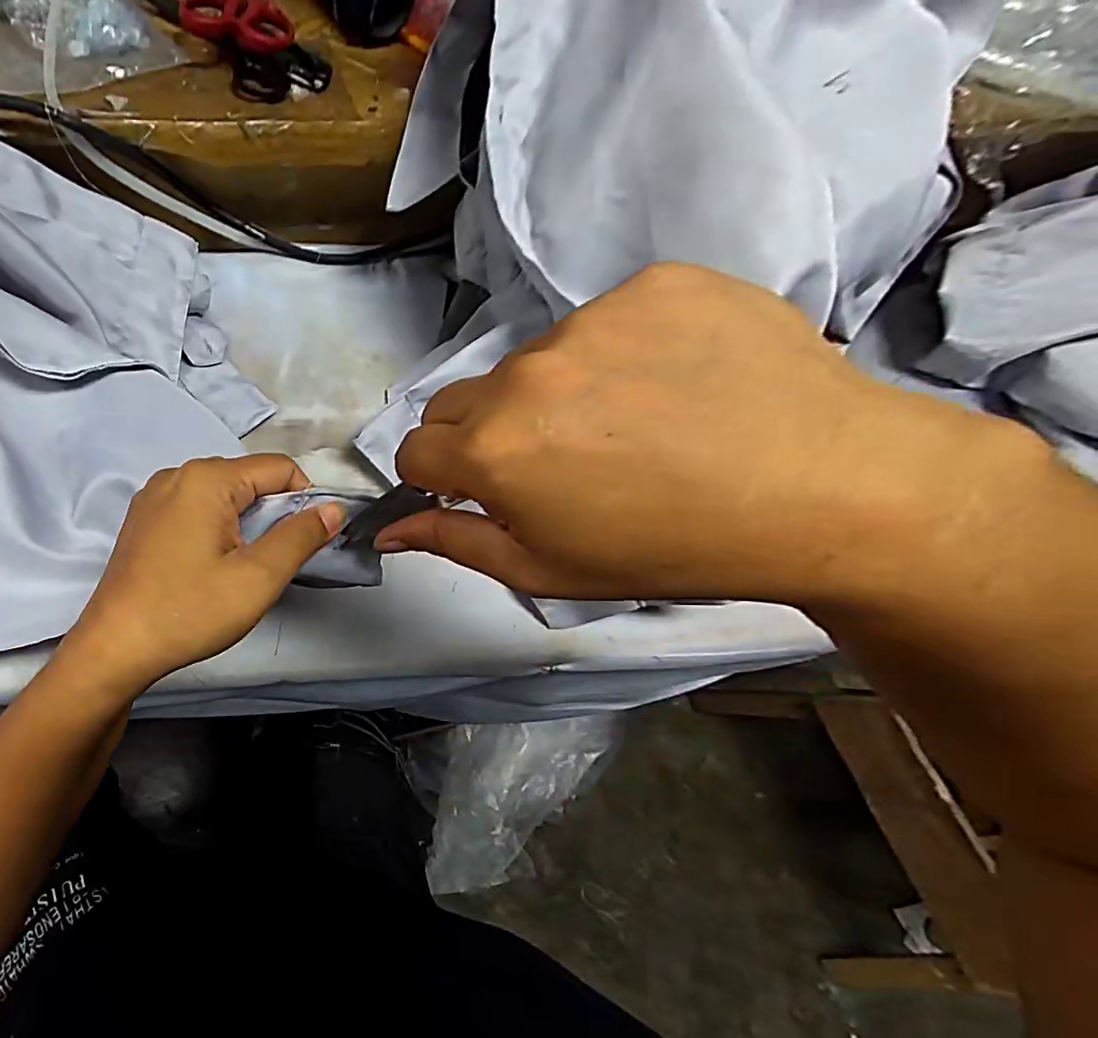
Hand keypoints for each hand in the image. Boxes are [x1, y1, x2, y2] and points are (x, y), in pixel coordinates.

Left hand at [53, 454, 345, 697]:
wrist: (115, 645)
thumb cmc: (188, 611)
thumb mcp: (257, 578)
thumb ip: (300, 537)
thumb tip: (333, 509)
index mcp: (205, 479)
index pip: (278, 468)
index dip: (303, 501)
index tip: (303, 543)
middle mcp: (175, 476)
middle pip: (246, 480)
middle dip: (270, 514)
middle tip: (267, 564)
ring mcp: (152, 497)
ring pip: (219, 497)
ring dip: (241, 525)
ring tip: (236, 570)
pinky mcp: (141, 520)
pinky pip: (191, 510)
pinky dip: (211, 530)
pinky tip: (205, 568)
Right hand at [377, 262, 1057, 607]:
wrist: (833, 490)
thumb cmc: (669, 548)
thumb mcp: (544, 568)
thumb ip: (452, 541)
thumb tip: (386, 530)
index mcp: (489, 451)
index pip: (414, 450)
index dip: (442, 478)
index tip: (485, 491)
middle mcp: (522, 377)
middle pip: (458, 402)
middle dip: (483, 434)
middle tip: (553, 461)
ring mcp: (589, 322)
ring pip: (528, 361)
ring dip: (549, 392)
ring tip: (626, 421)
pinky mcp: (654, 285)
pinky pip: (600, 320)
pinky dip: (615, 351)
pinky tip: (669, 381)